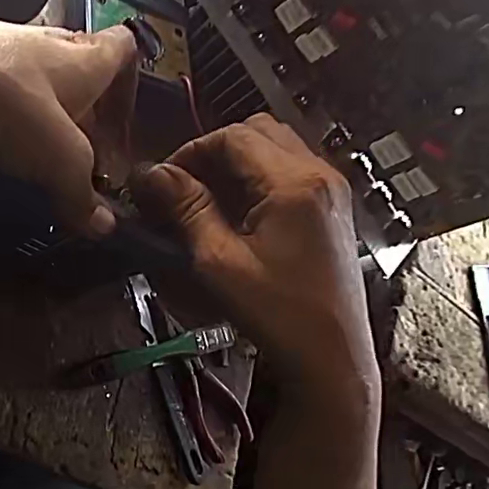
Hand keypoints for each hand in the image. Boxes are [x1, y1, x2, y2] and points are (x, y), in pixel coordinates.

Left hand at [0, 13, 136, 234]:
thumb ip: (83, 194)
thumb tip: (102, 225)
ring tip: (32, 154)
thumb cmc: (4, 104)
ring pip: (33, 77)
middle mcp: (43, 42)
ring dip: (39, 112)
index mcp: (81, 58)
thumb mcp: (57, 159)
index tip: (119, 125)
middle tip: (80, 155)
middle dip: (84, 112)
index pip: (124, 49)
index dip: (129, 86)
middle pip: (79, 70)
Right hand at [134, 114, 378, 412]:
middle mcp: (319, 176)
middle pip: (256, 132)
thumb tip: (155, 175)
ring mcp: (330, 192)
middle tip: (184, 186)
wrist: (332, 356)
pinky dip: (257, 181)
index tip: (166, 180)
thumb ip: (188, 210)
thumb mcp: (221, 263)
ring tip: (207, 201)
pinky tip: (237, 215)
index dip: (191, 152)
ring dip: (235, 165)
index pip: (233, 136)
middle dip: (213, 153)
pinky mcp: (330, 210)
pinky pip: (289, 173)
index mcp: (295, 184)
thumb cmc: (282, 316)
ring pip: (274, 148)